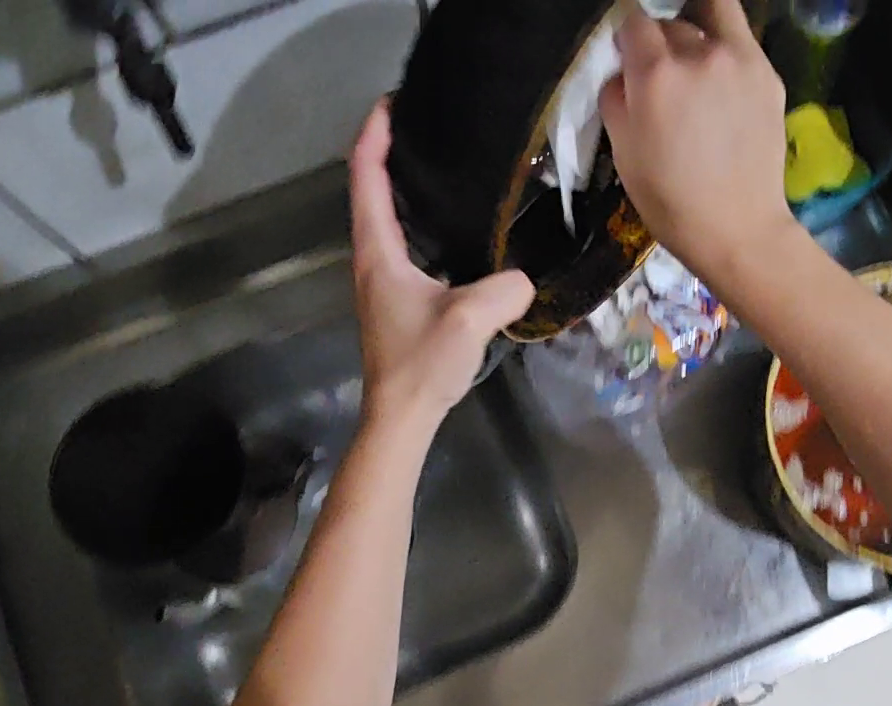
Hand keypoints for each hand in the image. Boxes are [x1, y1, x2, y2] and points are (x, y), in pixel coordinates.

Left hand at [349, 101, 535, 432]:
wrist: (402, 418)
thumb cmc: (422, 365)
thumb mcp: (470, 320)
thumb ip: (503, 289)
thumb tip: (525, 278)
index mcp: (378, 253)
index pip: (366, 178)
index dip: (374, 135)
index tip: (392, 102)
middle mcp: (372, 262)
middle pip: (371, 193)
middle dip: (390, 154)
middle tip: (426, 129)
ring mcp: (382, 285)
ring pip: (387, 223)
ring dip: (403, 192)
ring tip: (442, 172)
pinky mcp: (396, 305)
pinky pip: (405, 250)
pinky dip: (419, 226)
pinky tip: (452, 233)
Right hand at [599, 0, 795, 280]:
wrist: (736, 230)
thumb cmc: (670, 204)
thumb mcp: (624, 157)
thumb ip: (615, 101)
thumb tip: (621, 74)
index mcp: (655, 74)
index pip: (632, 22)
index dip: (626, 41)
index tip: (628, 61)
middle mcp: (698, 53)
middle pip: (670, 22)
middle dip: (659, 44)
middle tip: (661, 80)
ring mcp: (739, 59)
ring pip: (710, 15)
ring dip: (695, 30)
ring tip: (693, 63)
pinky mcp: (768, 74)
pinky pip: (739, 43)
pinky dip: (724, 53)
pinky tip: (721, 88)